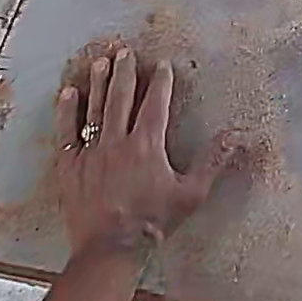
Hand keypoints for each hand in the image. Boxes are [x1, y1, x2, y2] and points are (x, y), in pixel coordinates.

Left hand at [53, 47, 237, 261]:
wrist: (110, 249)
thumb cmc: (153, 222)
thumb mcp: (191, 194)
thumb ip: (212, 162)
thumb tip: (234, 137)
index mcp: (147, 145)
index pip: (155, 104)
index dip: (160, 82)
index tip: (162, 65)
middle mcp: (117, 141)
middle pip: (122, 98)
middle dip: (126, 72)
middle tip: (126, 51)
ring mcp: (90, 152)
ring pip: (95, 108)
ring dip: (99, 83)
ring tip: (102, 61)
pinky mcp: (70, 166)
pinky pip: (66, 132)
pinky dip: (67, 111)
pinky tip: (68, 92)